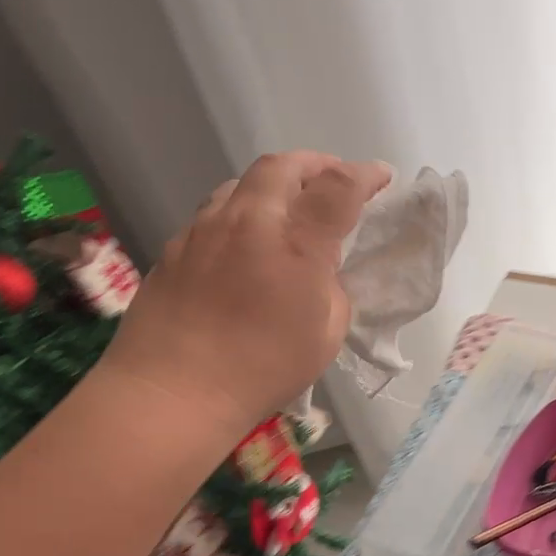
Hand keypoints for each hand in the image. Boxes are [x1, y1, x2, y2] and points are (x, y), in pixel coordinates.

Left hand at [97, 151, 390, 432]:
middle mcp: (249, 222)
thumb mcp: (326, 333)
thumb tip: (320, 270)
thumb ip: (331, 289)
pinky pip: (216, 211)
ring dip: (275, 184)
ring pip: (243, 183)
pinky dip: (244, 211)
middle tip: (335, 180)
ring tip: (291, 207)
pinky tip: (249, 241)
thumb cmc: (263, 368)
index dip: (364, 174)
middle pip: (283, 166)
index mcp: (296, 245)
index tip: (381, 177)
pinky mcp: (176, 246)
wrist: (173, 390)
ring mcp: (205, 229)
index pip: (337, 187)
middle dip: (317, 165)